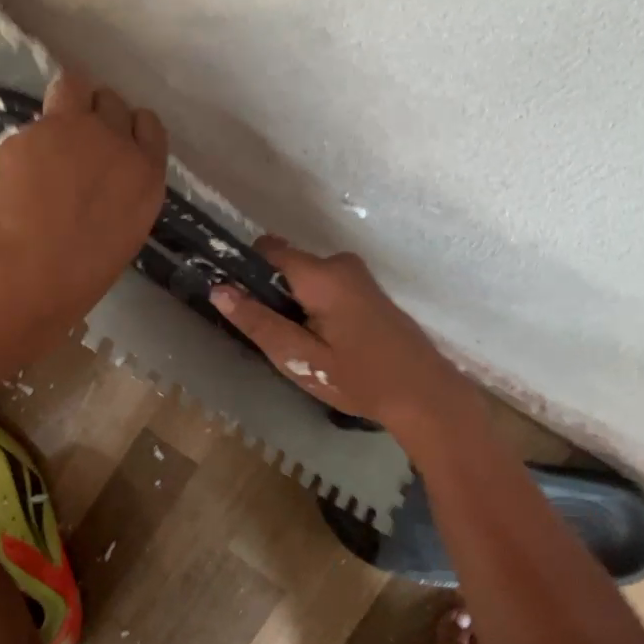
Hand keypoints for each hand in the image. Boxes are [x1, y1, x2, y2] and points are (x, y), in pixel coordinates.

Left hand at [0, 70, 166, 328]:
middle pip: (114, 105)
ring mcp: (74, 131)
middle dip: (97, 117)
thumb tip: (98, 199)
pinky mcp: (32, 131)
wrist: (21, 272)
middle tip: (76, 145)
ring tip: (49, 134)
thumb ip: (117, 205)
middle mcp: (118, 145)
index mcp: (146, 180)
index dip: (129, 131)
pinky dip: (28, 139)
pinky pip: (34, 121)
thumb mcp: (116, 242)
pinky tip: (14, 168)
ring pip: (77, 86)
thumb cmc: (72, 282)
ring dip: (67, 102)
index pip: (149, 129)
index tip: (114, 145)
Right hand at [207, 238, 485, 456]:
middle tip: (277, 339)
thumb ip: (258, 322)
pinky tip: (324, 343)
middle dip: (272, 295)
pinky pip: (324, 287)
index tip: (240, 302)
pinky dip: (314, 308)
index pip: (267, 248)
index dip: (246, 270)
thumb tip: (219, 289)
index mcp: (321, 275)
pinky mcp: (367, 291)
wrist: (425, 395)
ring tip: (302, 347)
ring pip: (305, 279)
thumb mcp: (299, 357)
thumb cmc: (359, 379)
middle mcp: (340, 264)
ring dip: (293, 305)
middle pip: (286, 266)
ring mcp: (357, 276)